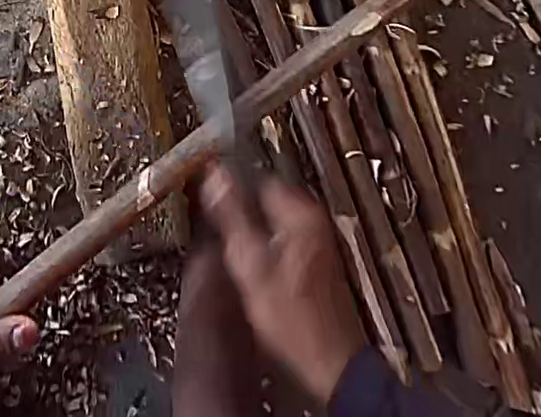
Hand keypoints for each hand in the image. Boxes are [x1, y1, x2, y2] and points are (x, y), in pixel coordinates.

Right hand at [199, 167, 366, 402]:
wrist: (330, 364)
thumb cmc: (292, 318)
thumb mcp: (250, 263)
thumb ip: (230, 216)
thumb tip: (212, 175)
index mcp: (300, 213)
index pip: (255, 175)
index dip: (229, 185)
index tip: (210, 195)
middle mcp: (314, 219)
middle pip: (264, 195)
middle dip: (240, 207)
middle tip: (218, 224)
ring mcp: (318, 238)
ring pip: (272, 215)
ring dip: (251, 224)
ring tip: (233, 244)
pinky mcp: (317, 256)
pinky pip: (282, 233)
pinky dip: (265, 240)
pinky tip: (253, 261)